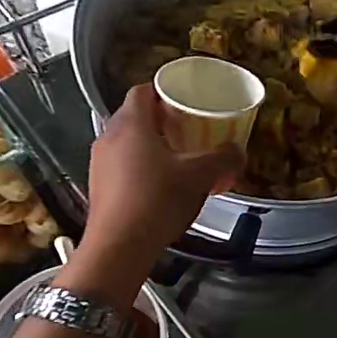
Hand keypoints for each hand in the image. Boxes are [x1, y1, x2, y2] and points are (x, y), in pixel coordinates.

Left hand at [82, 84, 241, 271]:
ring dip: (150, 146)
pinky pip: (120, 167)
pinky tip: (159, 188)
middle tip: (186, 130)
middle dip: (161, 121)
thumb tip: (238, 152)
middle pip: (134, 116)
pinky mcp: (98, 188)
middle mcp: (109, 137)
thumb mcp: (199, 177)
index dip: (164, 91)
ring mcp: (99, 163)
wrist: (119, 247)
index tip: (183, 101)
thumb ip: (222, 159)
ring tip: (176, 160)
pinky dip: (139, 169)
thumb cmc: (156, 201)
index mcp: (131, 123)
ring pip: (126, 143)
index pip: (142, 90)